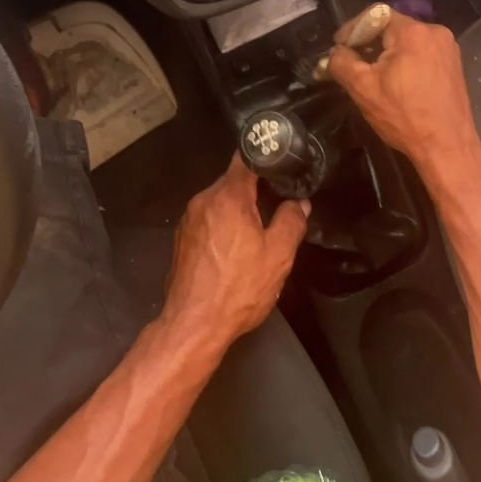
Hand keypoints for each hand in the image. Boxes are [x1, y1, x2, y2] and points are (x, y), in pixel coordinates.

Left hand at [162, 156, 309, 344]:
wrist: (193, 325)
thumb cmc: (238, 288)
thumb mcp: (277, 256)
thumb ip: (291, 222)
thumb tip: (299, 203)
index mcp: (228, 196)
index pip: (245, 157)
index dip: (265, 156)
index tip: (282, 162)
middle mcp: (203, 200)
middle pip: (233, 181)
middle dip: (255, 189)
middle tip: (278, 203)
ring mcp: (189, 219)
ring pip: (220, 201)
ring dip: (238, 209)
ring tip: (259, 229)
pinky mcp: (181, 238)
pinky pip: (208, 219)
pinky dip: (223, 225)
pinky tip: (235, 248)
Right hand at [326, 11, 479, 165]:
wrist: (447, 147)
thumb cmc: (404, 116)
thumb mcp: (363, 89)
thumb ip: (343, 63)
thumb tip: (336, 53)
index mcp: (413, 32)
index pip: (376, 14)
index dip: (353, 28)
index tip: (340, 47)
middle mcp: (435, 32)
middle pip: (392, 27)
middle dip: (370, 43)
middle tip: (353, 64)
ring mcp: (448, 49)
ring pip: (407, 41)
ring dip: (387, 54)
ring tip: (374, 77)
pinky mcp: (454, 65)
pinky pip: (422, 53)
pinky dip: (406, 62)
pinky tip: (398, 84)